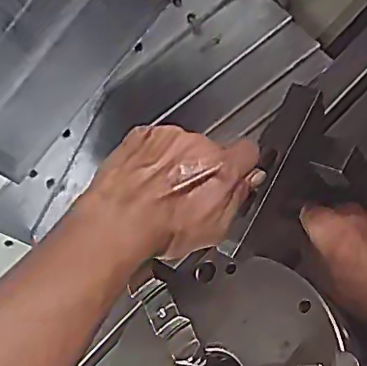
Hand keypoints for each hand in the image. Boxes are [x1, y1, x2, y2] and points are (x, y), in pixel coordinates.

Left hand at [58, 126, 261, 264]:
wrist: (117, 221)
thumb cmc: (162, 228)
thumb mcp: (216, 228)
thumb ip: (238, 198)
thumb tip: (248, 182)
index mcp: (221, 166)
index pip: (248, 152)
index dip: (244, 167)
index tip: (238, 179)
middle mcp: (195, 144)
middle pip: (213, 151)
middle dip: (207, 171)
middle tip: (193, 200)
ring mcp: (166, 138)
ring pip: (184, 147)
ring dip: (179, 166)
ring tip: (166, 196)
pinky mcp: (140, 137)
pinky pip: (157, 145)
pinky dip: (155, 161)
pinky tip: (149, 186)